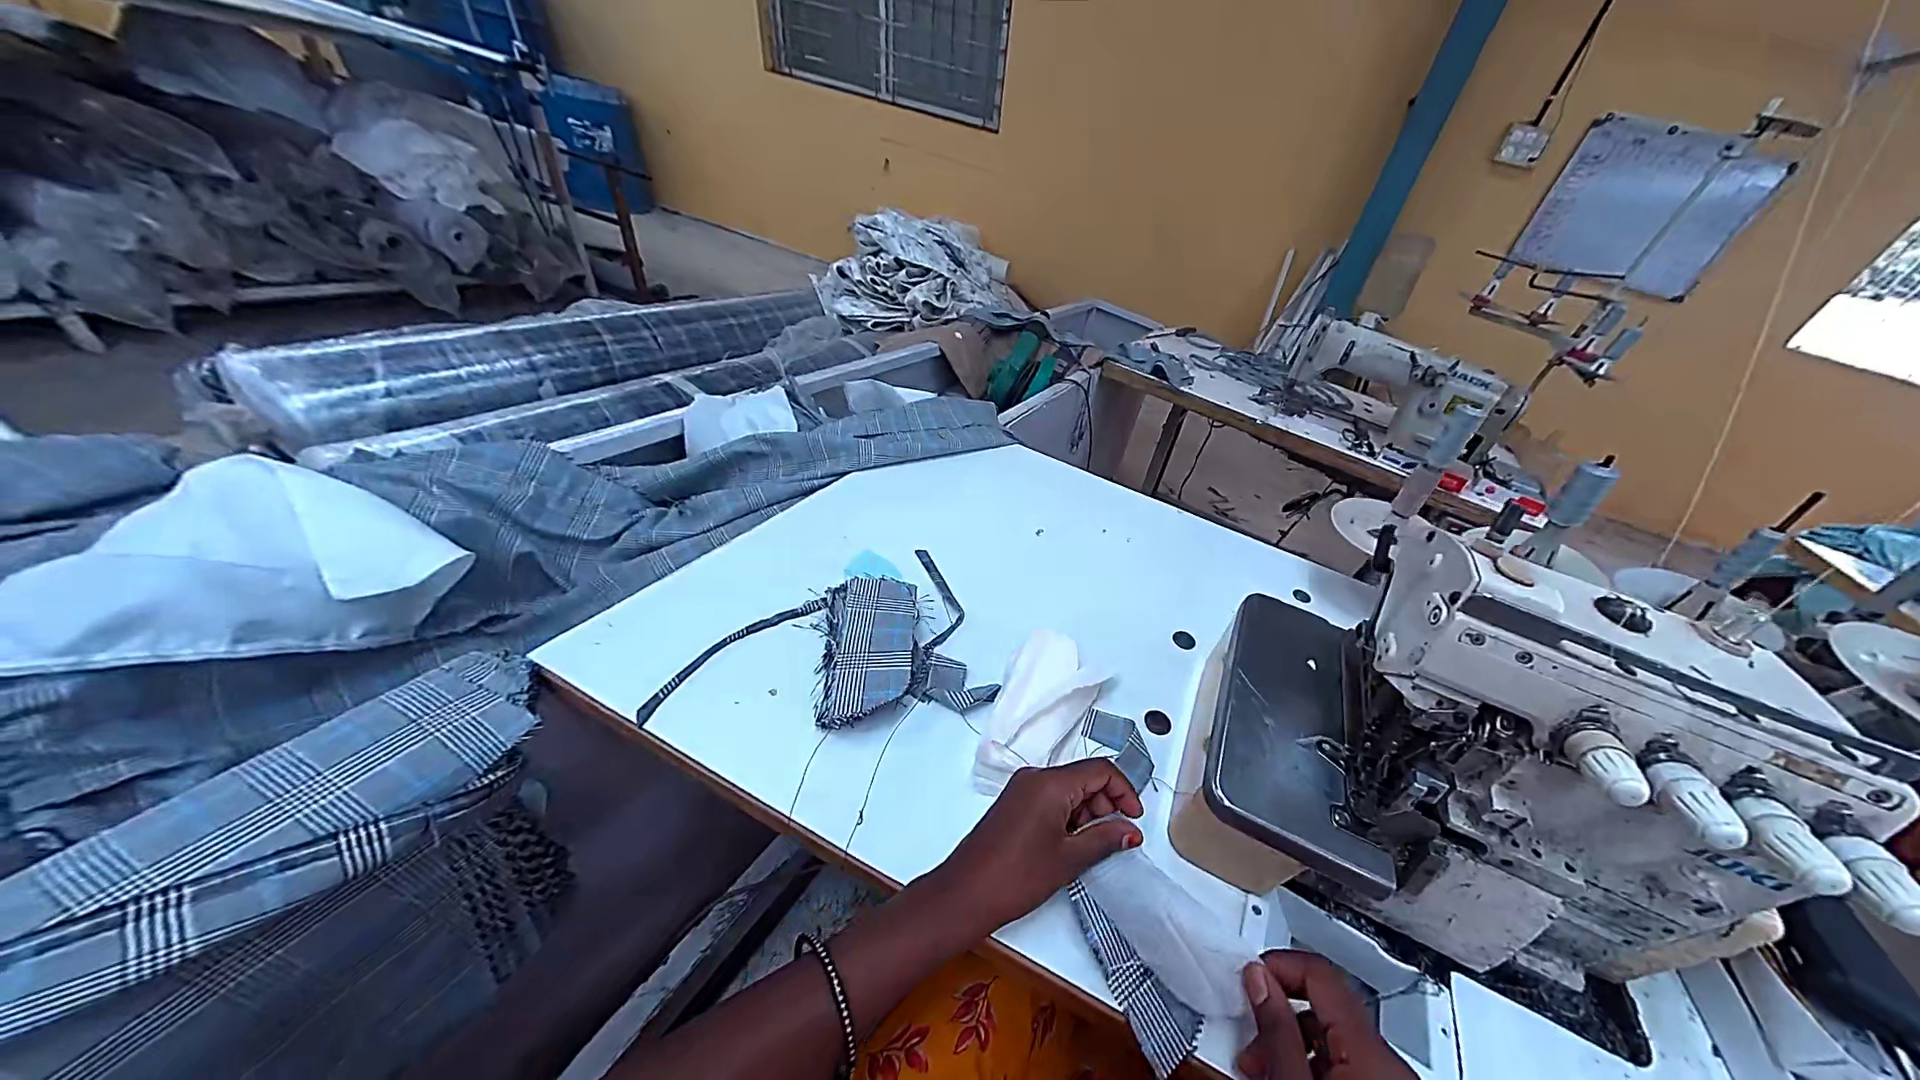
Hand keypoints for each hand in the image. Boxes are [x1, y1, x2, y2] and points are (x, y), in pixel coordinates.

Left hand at [925, 759, 1143, 937]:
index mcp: (1049, 783)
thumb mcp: (1069, 858)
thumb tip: (1128, 830)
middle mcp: (1033, 778)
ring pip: (1068, 788)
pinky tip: (1069, 843)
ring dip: (1087, 811)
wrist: (967, 893)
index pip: (1100, 769)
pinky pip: (1050, 797)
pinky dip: (1067, 815)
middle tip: (1114, 835)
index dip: (1124, 791)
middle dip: (1106, 803)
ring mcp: (1021, 789)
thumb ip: (1105, 838)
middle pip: (1084, 776)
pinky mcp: (1014, 803)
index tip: (1133, 816)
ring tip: (1090, 845)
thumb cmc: (1012, 876)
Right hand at [1238, 951, 1414, 1079]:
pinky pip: (1348, 1064)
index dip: (1278, 965)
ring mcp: (1391, 1079)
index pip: (1320, 972)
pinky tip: (1291, 1078)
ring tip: (1264, 1068)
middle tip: (1252, 1039)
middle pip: (1324, 1006)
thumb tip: (1258, 977)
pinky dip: (1314, 1064)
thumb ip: (1276, 1028)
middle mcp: (1390, 1062)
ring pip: (1333, 1038)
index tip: (1248, 977)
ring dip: (1293, 1043)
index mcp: (1371, 1050)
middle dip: (1279, 1014)